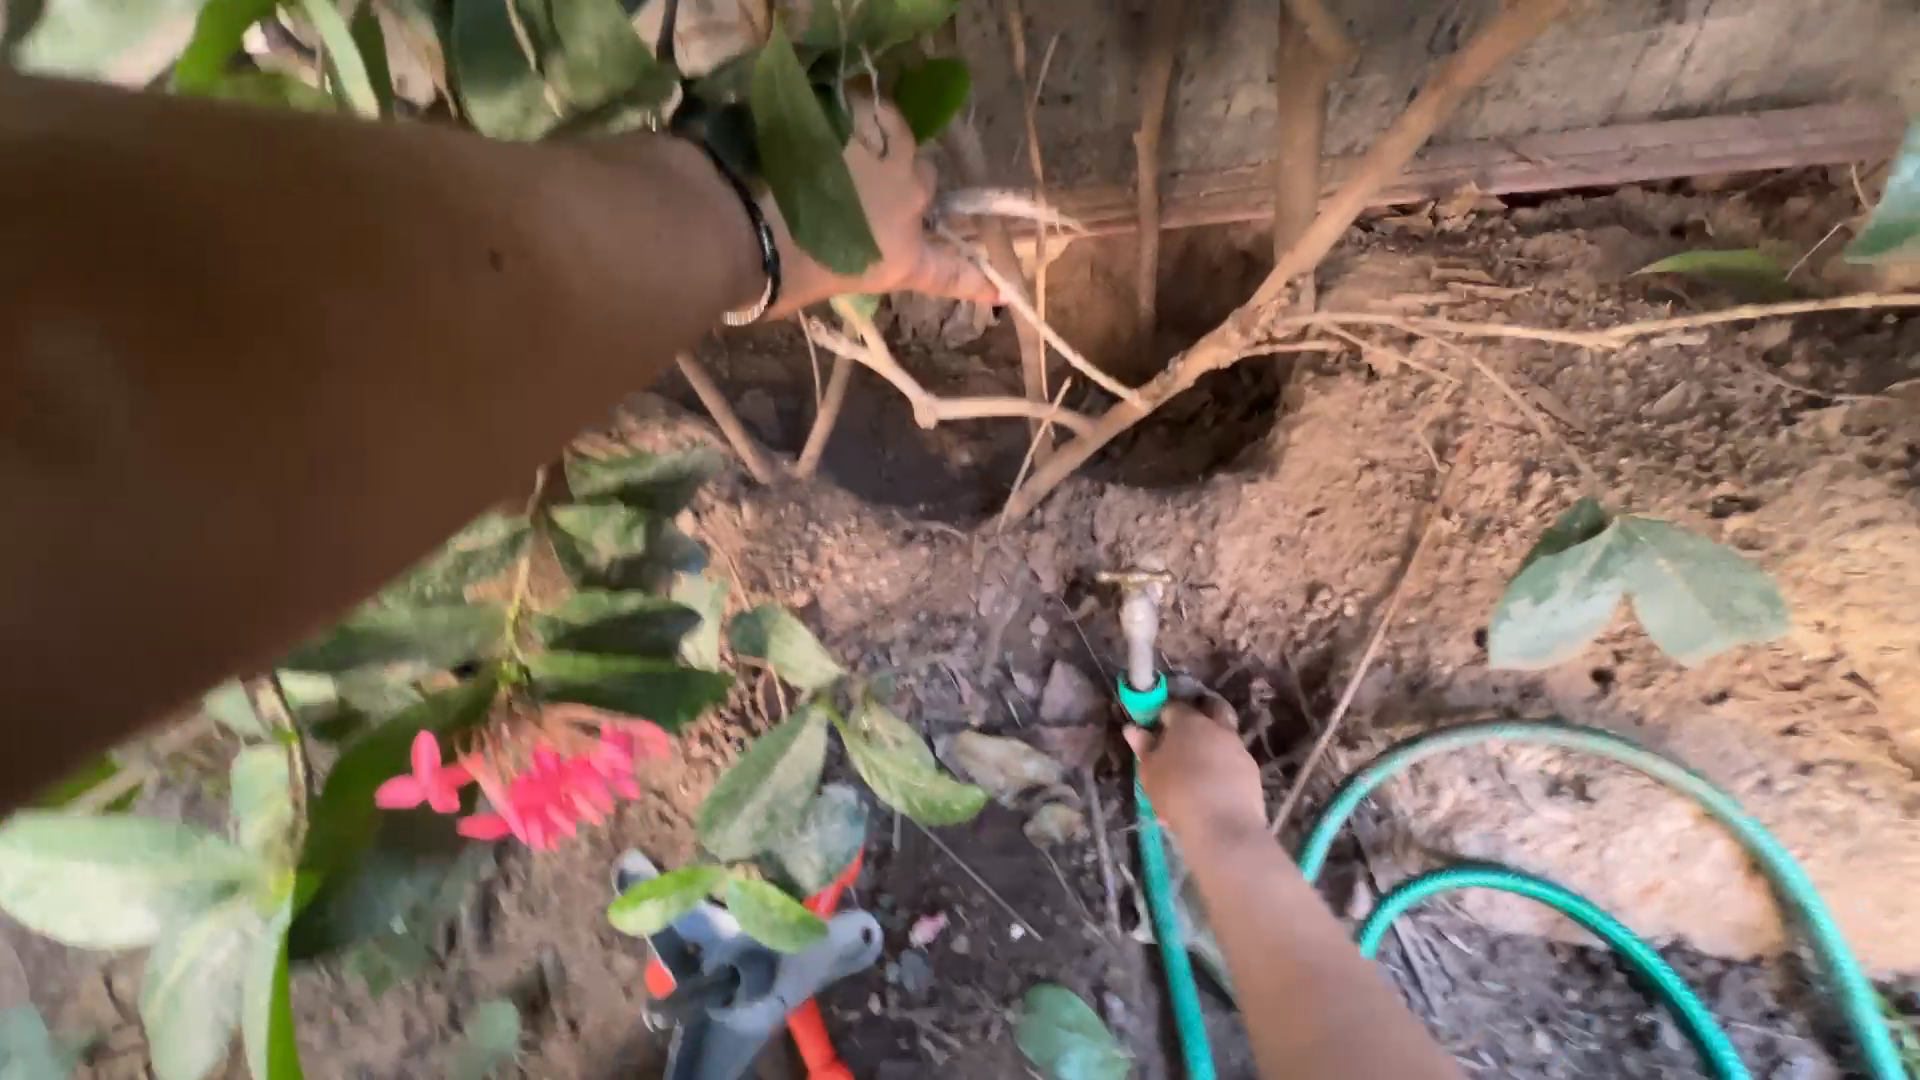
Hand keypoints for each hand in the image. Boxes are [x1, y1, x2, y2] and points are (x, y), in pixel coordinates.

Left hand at [764, 98, 997, 318]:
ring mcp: (891, 159)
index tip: (998, 290)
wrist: (755, 228)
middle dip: (902, 185)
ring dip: (882, 144)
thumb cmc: (787, 273)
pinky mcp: (864, 120)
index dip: (977, 280)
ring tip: (842, 150)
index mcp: (903, 260)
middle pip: (925, 182)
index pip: (952, 273)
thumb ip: (851, 261)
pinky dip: (855, 115)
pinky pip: (870, 109)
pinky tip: (827, 125)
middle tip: (859, 191)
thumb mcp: (829, 281)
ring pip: (902, 139)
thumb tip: (847, 244)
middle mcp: (911, 207)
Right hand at [1124, 700, 1267, 842]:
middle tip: (1185, 734)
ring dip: (1213, 745)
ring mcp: (1238, 749)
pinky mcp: (1253, 771)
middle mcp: (1217, 728)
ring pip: (1225, 737)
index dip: (1163, 715)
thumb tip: (1132, 729)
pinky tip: (1213, 787)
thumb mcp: (1149, 772)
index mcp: (1188, 722)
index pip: (1173, 706)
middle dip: (1202, 714)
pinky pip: (1234, 761)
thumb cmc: (1176, 792)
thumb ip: (1143, 747)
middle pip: (1213, 709)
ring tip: (1197, 770)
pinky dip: (1224, 767)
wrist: (1222, 826)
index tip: (1155, 730)